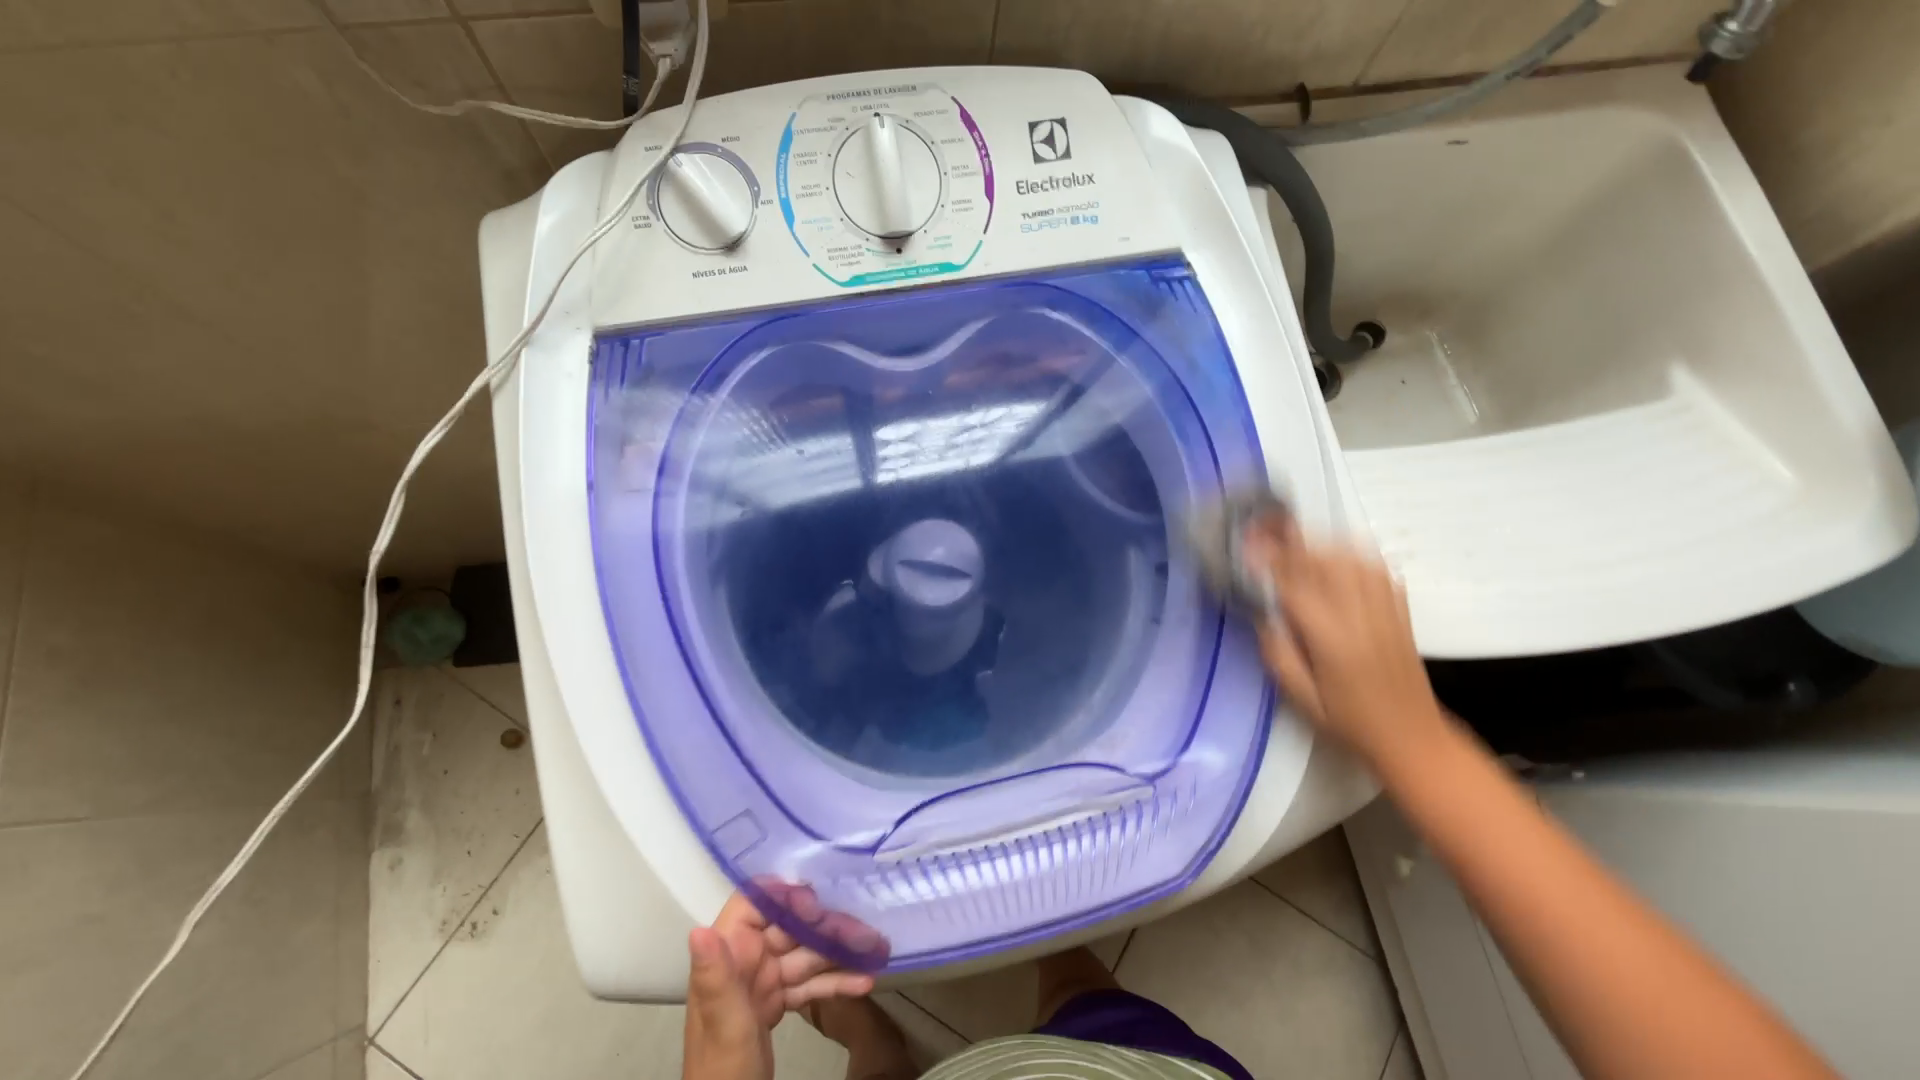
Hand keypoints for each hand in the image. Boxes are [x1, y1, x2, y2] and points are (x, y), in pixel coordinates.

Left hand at [683, 887, 876, 1079]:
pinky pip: (809, 983)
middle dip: (826, 926)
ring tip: (876, 950)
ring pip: (805, 955)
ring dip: (839, 952)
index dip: (784, 896)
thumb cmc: (721, 1068)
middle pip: (788, 928)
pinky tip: (864, 981)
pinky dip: (835, 982)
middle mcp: (744, 960)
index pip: (752, 905)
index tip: (820, 899)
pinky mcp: (777, 1004)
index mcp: (726, 955)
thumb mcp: (723, 1022)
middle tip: (864, 928)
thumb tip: (698, 931)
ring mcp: (762, 983)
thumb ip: (715, 976)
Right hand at [1243, 520, 1446, 769]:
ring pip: (1351, 553)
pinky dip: (1350, 553)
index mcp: (1332, 638)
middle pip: (1324, 557)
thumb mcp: (1301, 699)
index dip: (1268, 559)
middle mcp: (1360, 613)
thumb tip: (1262, 614)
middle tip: (1262, 533)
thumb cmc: (1349, 722)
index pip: (1295, 584)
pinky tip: (1334, 558)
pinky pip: (1375, 565)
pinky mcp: (1399, 607)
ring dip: (1318, 542)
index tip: (1244, 544)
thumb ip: (1277, 653)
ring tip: (1294, 544)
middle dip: (1291, 540)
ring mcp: (1384, 606)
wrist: (1413, 736)